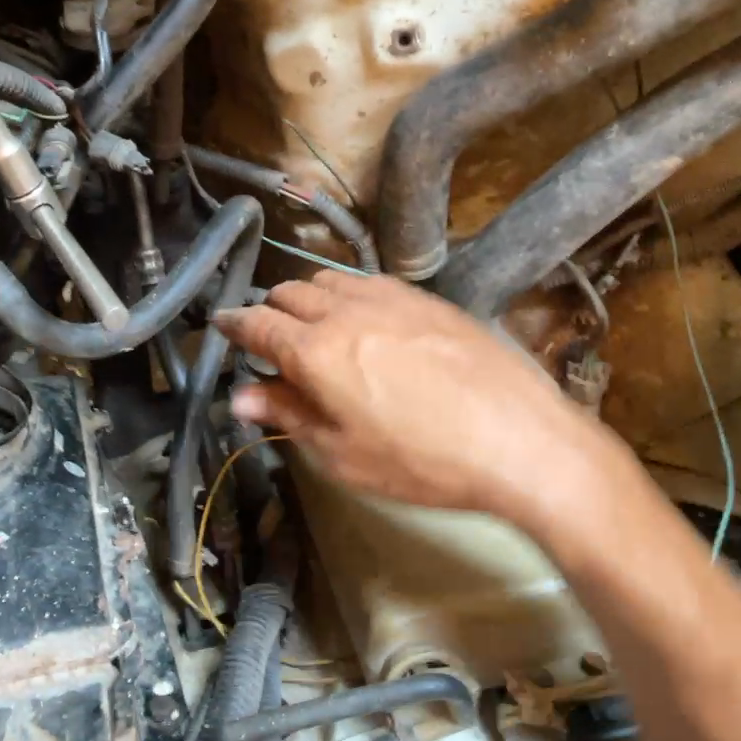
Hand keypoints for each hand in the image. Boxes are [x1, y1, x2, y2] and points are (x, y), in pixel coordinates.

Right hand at [214, 272, 632, 526]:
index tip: (220, 327)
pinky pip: (367, 281)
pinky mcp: (424, 297)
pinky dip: (348, 295)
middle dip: (269, 312)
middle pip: (287, 293)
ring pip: (326, 280)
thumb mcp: (342, 454)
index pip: (255, 324)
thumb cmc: (421, 461)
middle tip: (272, 342)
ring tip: (317, 328)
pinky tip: (365, 321)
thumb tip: (241, 396)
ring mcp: (386, 297)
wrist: (521, 440)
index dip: (231, 325)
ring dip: (307, 298)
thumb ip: (288, 415)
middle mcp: (342, 311)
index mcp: (313, 351)